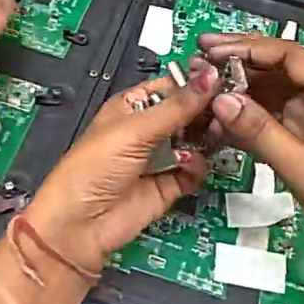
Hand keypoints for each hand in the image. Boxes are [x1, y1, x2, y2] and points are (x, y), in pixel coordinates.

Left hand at [24, 60, 220, 272]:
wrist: (80, 226)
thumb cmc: (93, 167)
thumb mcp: (136, 129)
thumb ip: (178, 106)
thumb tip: (209, 76)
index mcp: (134, 106)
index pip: (172, 87)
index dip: (195, 83)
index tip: (223, 80)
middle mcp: (149, 129)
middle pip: (188, 113)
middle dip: (205, 113)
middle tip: (222, 112)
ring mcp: (159, 157)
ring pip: (195, 140)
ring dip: (205, 138)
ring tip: (211, 137)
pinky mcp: (169, 185)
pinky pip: (194, 170)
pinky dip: (196, 167)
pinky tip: (188, 166)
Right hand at [199, 33, 303, 266]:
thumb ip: (261, 133)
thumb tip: (222, 100)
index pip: (290, 55)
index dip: (250, 48)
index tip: (214, 49)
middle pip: (277, 67)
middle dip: (238, 62)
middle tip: (200, 59)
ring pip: (268, 91)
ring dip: (237, 90)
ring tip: (202, 89)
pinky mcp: (300, 137)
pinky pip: (267, 117)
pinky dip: (243, 117)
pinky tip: (217, 120)